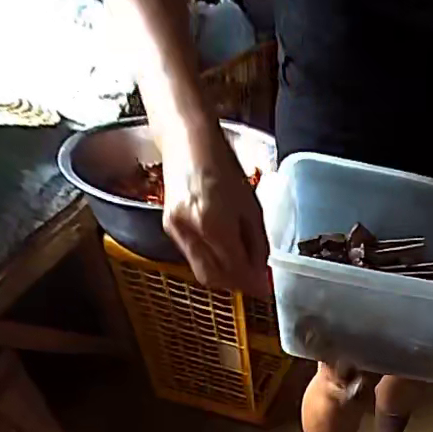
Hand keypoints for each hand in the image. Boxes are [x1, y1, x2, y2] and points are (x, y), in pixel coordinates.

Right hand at [161, 130, 270, 295]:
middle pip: (214, 277)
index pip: (234, 268)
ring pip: (201, 271)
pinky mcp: (169, 230)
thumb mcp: (250, 205)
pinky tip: (222, 254)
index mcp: (214, 223)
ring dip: (223, 276)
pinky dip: (210, 262)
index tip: (263, 291)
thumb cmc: (223, 165)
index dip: (250, 283)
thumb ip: (256, 243)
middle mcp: (192, 231)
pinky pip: (193, 257)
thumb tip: (261, 272)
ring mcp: (177, 232)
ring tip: (239, 269)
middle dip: (235, 285)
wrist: (187, 140)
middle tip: (252, 283)